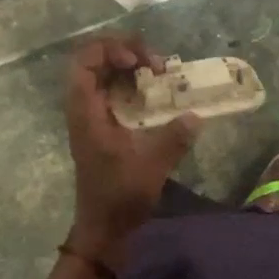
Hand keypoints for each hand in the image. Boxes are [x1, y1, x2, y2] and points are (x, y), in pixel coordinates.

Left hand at [62, 34, 200, 258]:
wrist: (102, 229)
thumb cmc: (119, 198)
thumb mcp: (150, 168)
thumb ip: (172, 139)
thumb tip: (196, 115)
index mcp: (84, 110)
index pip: (85, 59)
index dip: (111, 49)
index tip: (140, 63)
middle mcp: (82, 106)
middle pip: (92, 59)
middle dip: (124, 51)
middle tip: (155, 62)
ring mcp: (89, 114)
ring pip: (101, 73)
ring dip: (128, 65)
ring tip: (158, 72)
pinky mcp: (99, 124)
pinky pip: (110, 90)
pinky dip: (129, 83)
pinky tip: (153, 92)